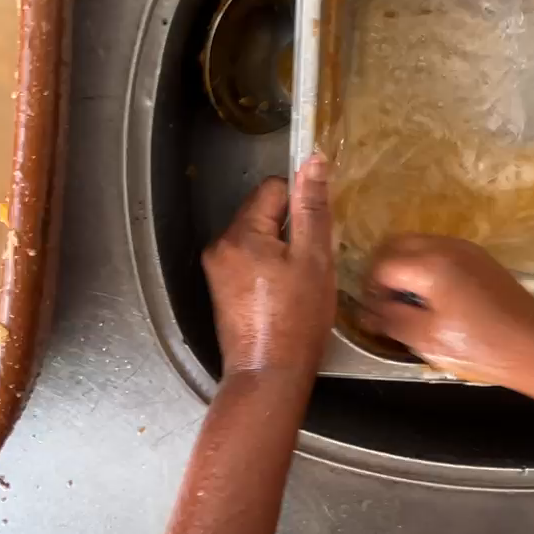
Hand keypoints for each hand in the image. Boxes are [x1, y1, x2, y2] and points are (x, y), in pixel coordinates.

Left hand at [202, 156, 334, 378]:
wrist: (270, 372)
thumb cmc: (297, 318)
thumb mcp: (315, 257)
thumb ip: (312, 207)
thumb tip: (313, 161)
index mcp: (241, 233)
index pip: (274, 188)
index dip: (301, 204)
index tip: (315, 232)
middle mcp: (221, 245)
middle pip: (263, 212)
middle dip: (290, 229)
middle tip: (310, 261)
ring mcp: (218, 268)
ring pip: (258, 236)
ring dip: (281, 248)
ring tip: (298, 280)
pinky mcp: (222, 288)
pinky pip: (249, 259)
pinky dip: (269, 266)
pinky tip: (285, 292)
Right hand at [360, 235, 533, 393]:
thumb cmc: (481, 346)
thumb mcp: (428, 339)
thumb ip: (391, 320)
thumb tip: (366, 312)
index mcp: (430, 265)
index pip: (382, 265)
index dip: (370, 290)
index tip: (373, 314)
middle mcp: (445, 246)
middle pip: (396, 244)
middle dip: (382, 271)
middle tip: (383, 303)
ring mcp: (464, 248)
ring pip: (417, 243)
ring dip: (403, 265)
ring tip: (405, 301)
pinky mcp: (478, 257)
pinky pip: (437, 250)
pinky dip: (424, 265)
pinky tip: (430, 296)